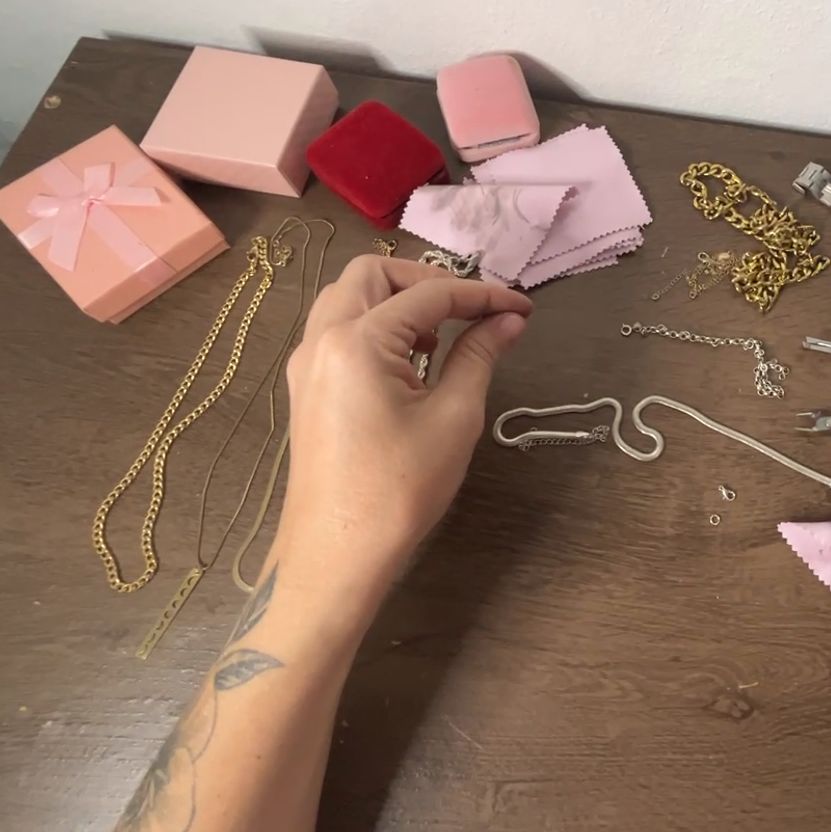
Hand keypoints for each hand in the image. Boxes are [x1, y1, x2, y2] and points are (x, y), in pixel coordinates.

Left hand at [278, 256, 532, 601]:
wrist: (337, 556)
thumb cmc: (401, 487)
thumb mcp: (455, 417)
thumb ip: (479, 355)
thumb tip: (510, 320)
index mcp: (357, 342)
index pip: (429, 295)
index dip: (482, 295)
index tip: (522, 307)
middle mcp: (322, 339)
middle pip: (374, 275)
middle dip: (429, 281)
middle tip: (473, 309)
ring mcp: (308, 363)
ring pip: (351, 298)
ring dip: (400, 300)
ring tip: (444, 334)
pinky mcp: (309, 387)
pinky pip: (341, 329)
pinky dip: (380, 324)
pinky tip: (413, 360)